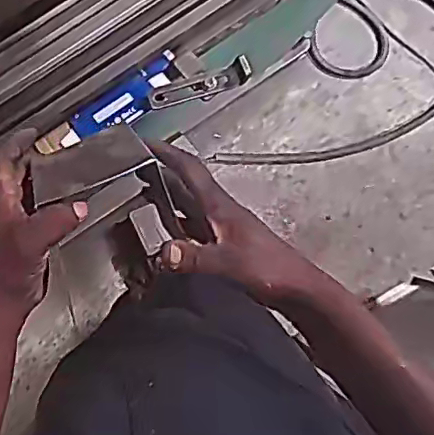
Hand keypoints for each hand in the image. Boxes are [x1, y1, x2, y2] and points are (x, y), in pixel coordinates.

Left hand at [0, 128, 86, 315]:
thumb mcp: (33, 240)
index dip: (14, 143)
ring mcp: (16, 220)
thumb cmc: (9, 272)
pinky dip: (51, 196)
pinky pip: (38, 205)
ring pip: (26, 186)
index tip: (32, 132)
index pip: (0, 160)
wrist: (7, 300)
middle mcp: (6, 207)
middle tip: (53, 146)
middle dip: (31, 153)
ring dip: (42, 174)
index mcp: (1, 201)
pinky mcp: (28, 233)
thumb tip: (76, 206)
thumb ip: (54, 220)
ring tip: (63, 167)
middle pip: (14, 169)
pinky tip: (68, 201)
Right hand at [145, 139, 343, 309]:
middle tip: (135, 166)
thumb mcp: (229, 263)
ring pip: (188, 205)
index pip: (190, 170)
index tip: (146, 143)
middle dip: (161, 171)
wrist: (298, 291)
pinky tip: (165, 236)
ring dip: (166, 196)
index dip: (167, 153)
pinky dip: (175, 225)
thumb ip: (195, 258)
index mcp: (220, 207)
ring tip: (141, 195)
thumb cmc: (271, 270)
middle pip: (185, 184)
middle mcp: (219, 212)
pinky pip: (192, 227)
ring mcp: (222, 228)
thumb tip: (164, 251)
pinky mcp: (224, 245)